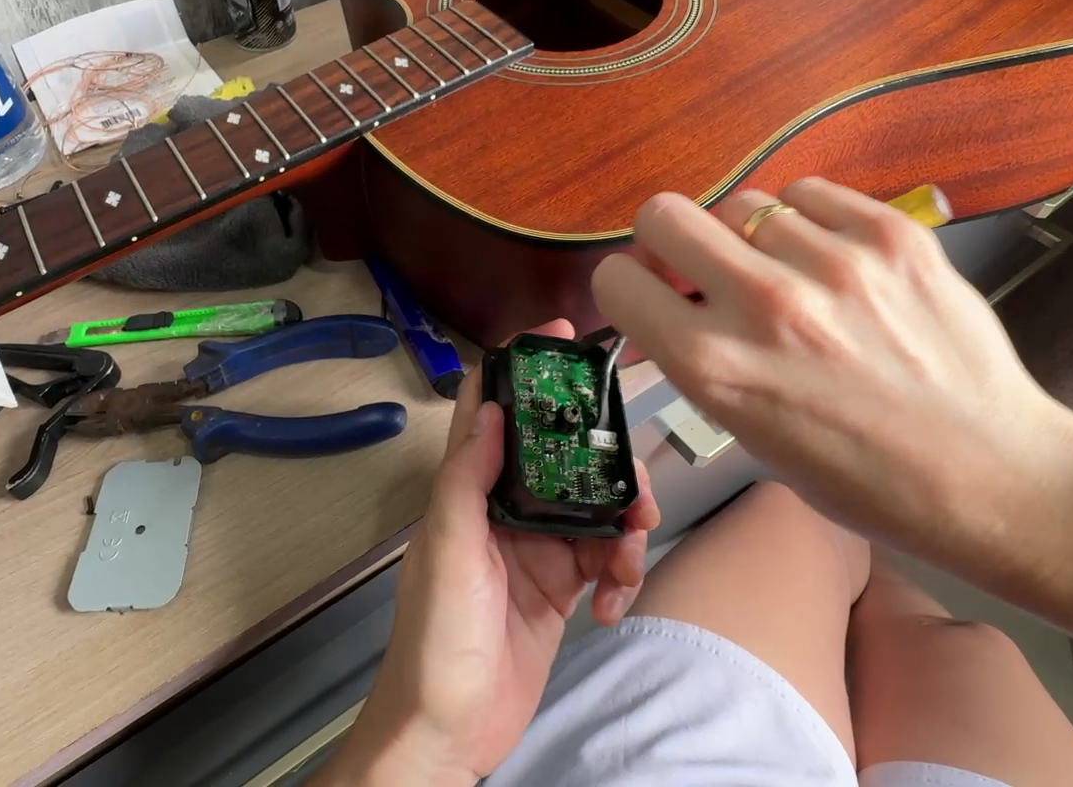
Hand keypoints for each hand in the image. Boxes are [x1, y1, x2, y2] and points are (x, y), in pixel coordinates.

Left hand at [321, 321, 659, 785]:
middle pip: (563, 454)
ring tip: (629, 554)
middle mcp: (505, 507)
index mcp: (469, 488)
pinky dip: (620, 573)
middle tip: (636, 481)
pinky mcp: (562, 585)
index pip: (492, 411)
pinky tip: (614, 605)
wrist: (451, 731)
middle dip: (604, 459)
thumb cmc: (437, 638)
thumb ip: (466, 479)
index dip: (522, 369)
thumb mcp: (445, 552)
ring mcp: (537, 545)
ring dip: (624, 521)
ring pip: (594, 504)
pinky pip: (604, 558)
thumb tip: (491, 410)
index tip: (564, 341)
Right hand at [591, 179, 1072, 569]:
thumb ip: (692, 359)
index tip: (652, 295)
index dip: (627, 286)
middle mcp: (761, 304)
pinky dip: (806, 222)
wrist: (992, 476)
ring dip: (749, 238)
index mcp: (714, 365)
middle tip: (701, 269)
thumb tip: (659, 308)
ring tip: (790, 277)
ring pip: (741, 204)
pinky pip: (808, 194)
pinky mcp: (891, 234)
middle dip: (668, 241)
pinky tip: (832, 262)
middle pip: (662, 213)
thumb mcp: (745, 431)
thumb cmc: (856, 474)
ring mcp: (830, 262)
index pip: (615, 279)